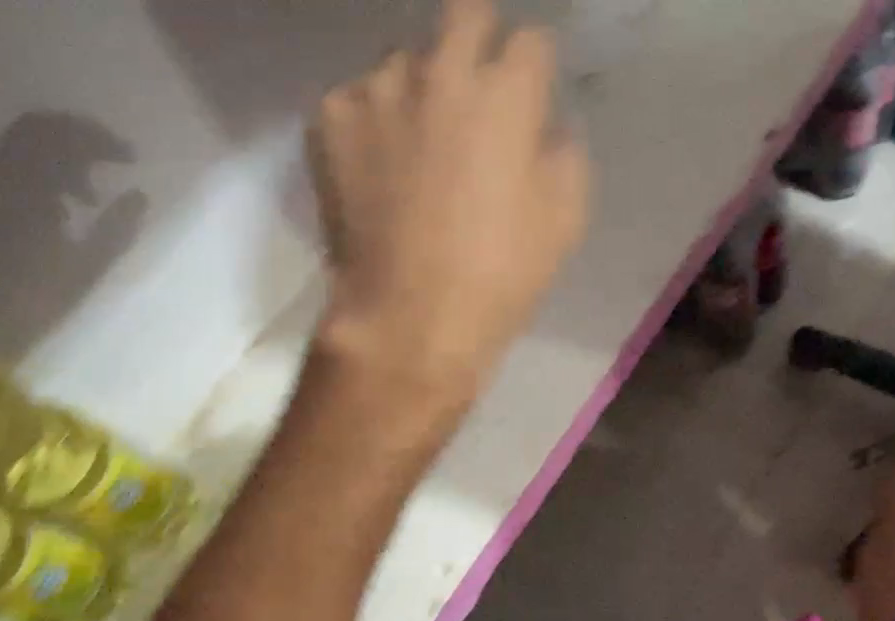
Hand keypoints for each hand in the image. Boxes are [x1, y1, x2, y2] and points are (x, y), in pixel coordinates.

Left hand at [308, 0, 590, 430]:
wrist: (410, 316)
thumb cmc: (502, 274)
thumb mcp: (565, 221)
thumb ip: (564, 155)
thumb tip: (548, 127)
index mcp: (505, 97)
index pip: (530, 40)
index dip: (536, 66)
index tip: (534, 92)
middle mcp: (438, 71)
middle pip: (464, 14)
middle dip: (481, 40)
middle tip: (483, 91)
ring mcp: (376, 88)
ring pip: (408, 61)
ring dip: (425, 87)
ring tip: (425, 142)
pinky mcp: (330, 115)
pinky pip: (362, 97)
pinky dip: (379, 121)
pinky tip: (385, 169)